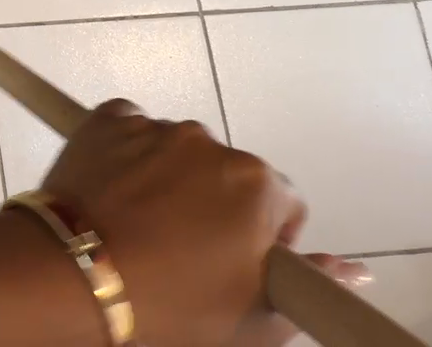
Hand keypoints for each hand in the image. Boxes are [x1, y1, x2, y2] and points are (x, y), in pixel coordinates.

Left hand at [40, 100, 364, 346]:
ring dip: (168, 173)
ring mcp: (151, 124)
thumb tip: (355, 270)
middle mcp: (207, 141)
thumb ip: (310, 286)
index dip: (264, 235)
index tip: (234, 259)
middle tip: (181, 241)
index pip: (281, 202)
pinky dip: (126, 146)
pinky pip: (127, 125)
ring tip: (140, 216)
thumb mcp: (253, 315)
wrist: (77, 273)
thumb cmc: (173, 304)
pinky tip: (114, 182)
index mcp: (257, 184)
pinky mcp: (104, 117)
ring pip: (174, 148)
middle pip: (223, 170)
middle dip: (213, 200)